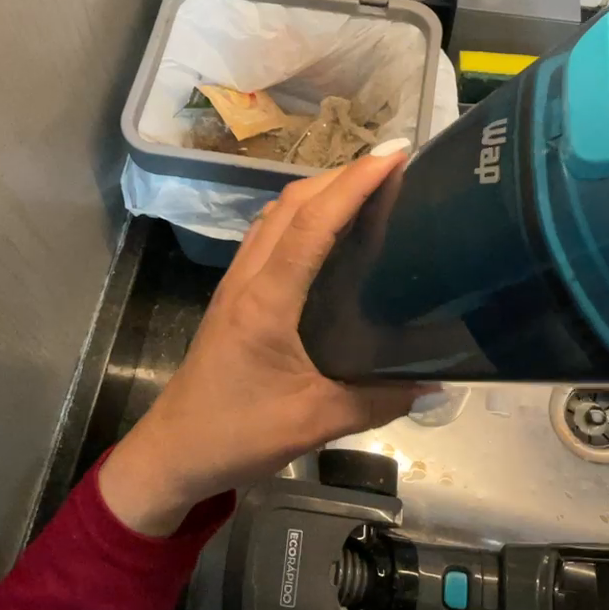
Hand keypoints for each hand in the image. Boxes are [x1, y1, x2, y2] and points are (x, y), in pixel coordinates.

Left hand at [99, 152, 422, 534]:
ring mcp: (236, 283)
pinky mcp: (234, 295)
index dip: (354, 183)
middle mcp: (248, 278)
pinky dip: (301, 215)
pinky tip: (328, 230)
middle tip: (391, 167)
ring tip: (366, 187)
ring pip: (275, 214)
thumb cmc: (237, 435)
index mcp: (267, 301)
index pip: (313, 224)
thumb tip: (436, 384)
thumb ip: (377, 401)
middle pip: (291, 204)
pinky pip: (268, 235)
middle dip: (341, 174)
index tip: (395, 157)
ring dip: (318, 190)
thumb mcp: (315, 423)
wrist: (173, 452)